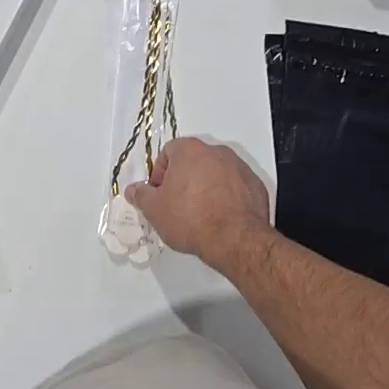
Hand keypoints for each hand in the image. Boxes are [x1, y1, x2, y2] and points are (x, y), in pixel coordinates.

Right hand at [124, 137, 274, 270]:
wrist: (235, 239)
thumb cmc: (190, 219)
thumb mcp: (155, 210)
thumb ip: (141, 195)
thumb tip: (134, 190)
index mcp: (189, 150)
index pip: (168, 153)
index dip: (159, 173)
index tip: (159, 194)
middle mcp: (216, 152)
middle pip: (193, 161)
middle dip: (183, 179)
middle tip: (177, 204)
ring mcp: (239, 167)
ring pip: (215, 173)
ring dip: (206, 187)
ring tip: (200, 214)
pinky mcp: (255, 185)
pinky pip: (235, 186)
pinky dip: (226, 197)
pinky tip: (220, 217)